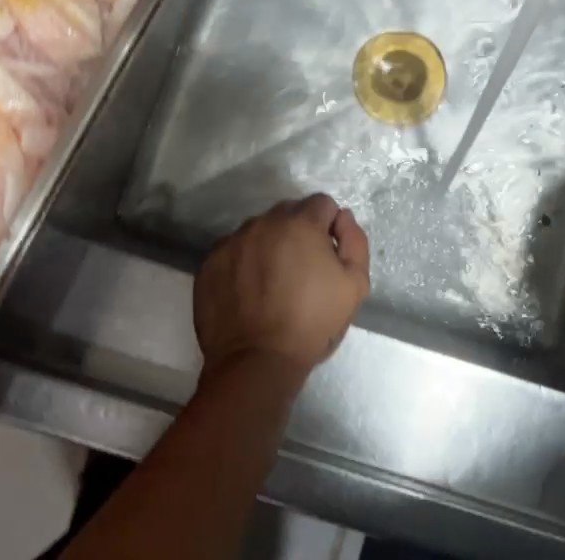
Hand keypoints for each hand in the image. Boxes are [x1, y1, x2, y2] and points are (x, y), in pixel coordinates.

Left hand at [194, 194, 370, 382]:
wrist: (256, 361)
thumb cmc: (311, 323)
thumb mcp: (355, 285)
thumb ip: (355, 241)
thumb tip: (342, 217)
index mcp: (300, 223)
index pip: (322, 204)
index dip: (329, 227)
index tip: (327, 256)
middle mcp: (263, 223)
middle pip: (288, 214)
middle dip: (299, 233)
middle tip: (302, 271)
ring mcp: (232, 242)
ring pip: (258, 231)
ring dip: (269, 246)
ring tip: (272, 284)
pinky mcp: (209, 264)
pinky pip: (233, 252)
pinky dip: (243, 264)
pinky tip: (248, 293)